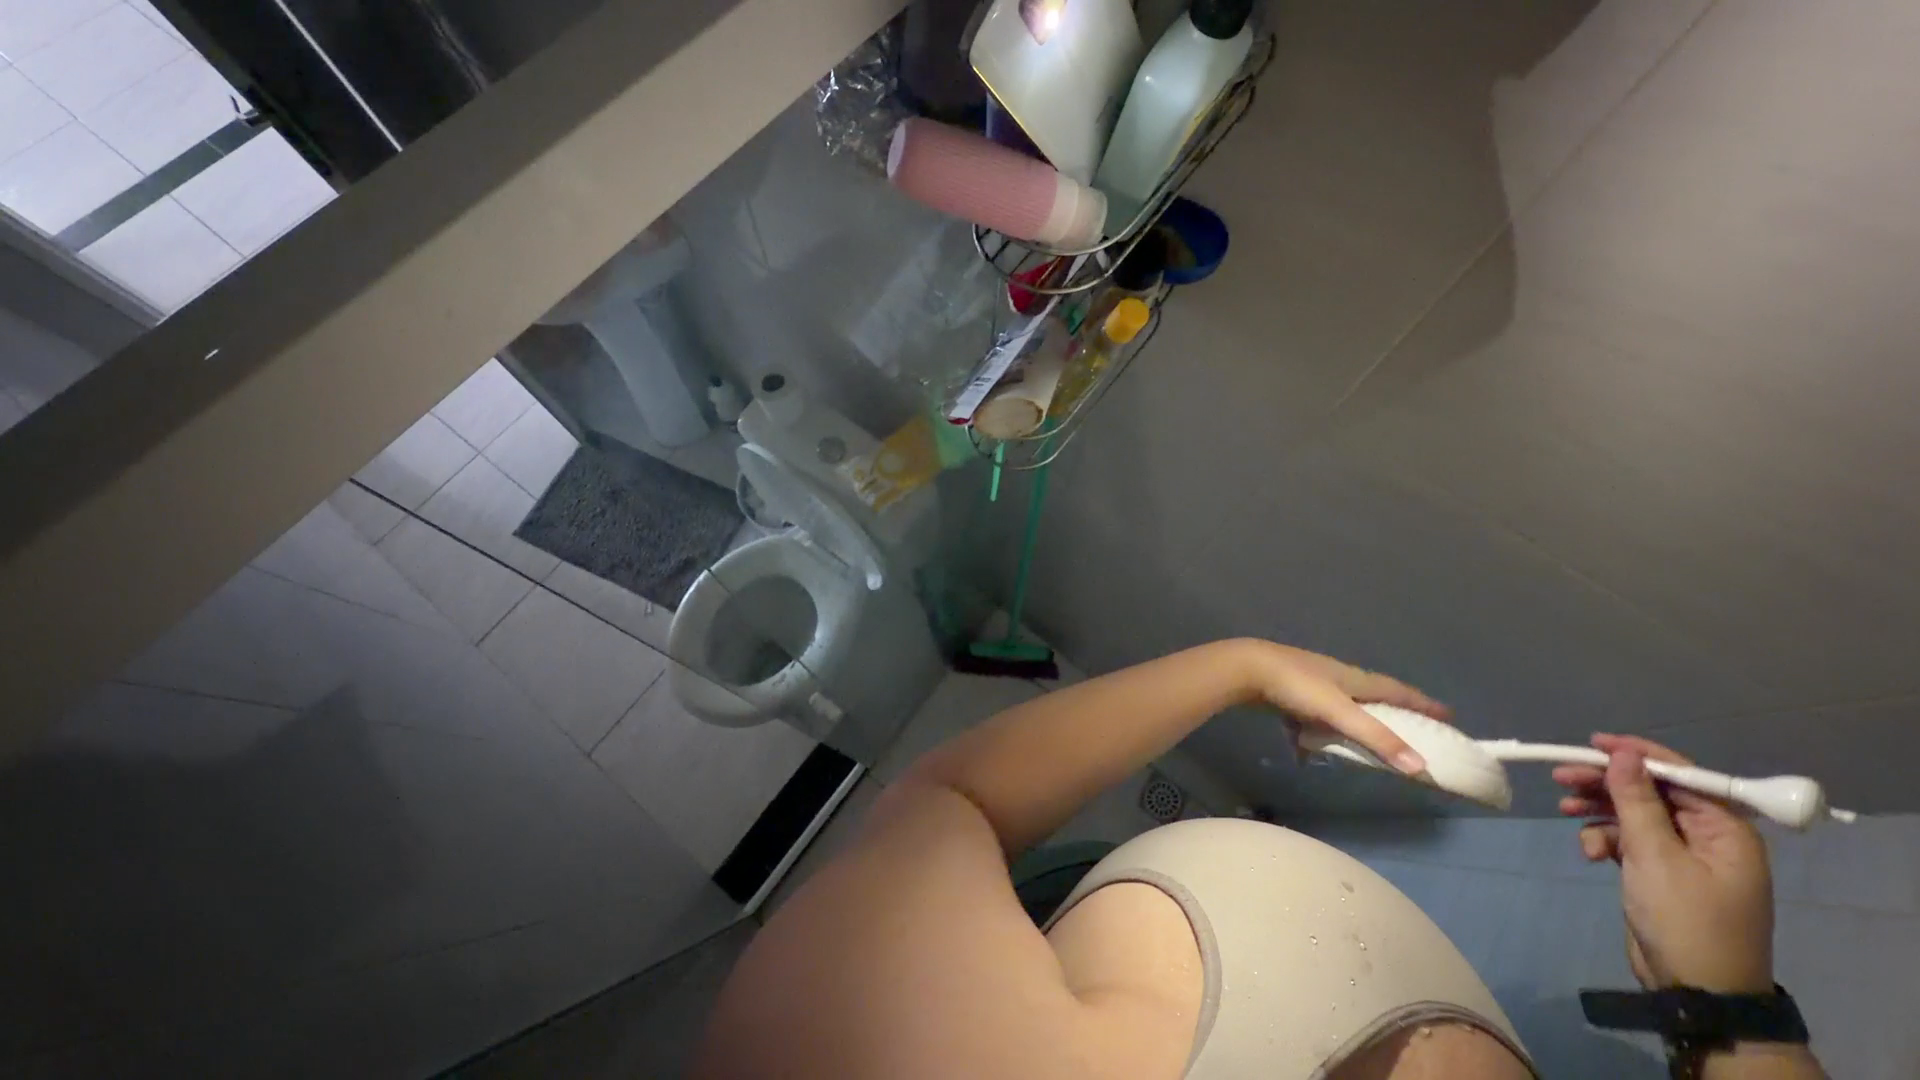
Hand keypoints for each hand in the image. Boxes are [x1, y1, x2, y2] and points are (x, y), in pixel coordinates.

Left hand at [1238, 641, 1450, 776]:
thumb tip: (1419, 766)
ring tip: (1360, 746)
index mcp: (1356, 679)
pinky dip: (1311, 735)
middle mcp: (1337, 679)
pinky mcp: (1288, 696)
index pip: (1399, 691)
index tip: (1448, 716)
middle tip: (1410, 733)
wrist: (1245, 669)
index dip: (1423, 704)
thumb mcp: (1339, 712)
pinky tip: (1303, 753)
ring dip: (1351, 726)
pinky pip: (1308, 720)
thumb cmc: (1296, 686)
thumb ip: (1375, 738)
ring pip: (1339, 709)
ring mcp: (1311, 686)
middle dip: (1391, 716)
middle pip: (1372, 699)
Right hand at [1554, 734, 1774, 992]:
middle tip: (1561, 777)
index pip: (1681, 775)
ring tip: (1564, 809)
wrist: (1696, 990)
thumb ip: (1637, 800)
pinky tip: (1589, 851)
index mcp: (1726, 829)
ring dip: (1600, 810)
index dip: (1638, 756)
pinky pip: (1629, 840)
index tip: (1593, 743)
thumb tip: (1624, 754)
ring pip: (1635, 815)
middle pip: (1652, 793)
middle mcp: (1709, 837)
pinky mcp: (1662, 873)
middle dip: (1607, 784)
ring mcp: (1685, 856)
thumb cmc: (1684, 917)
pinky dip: (1605, 839)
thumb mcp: (1655, 855)